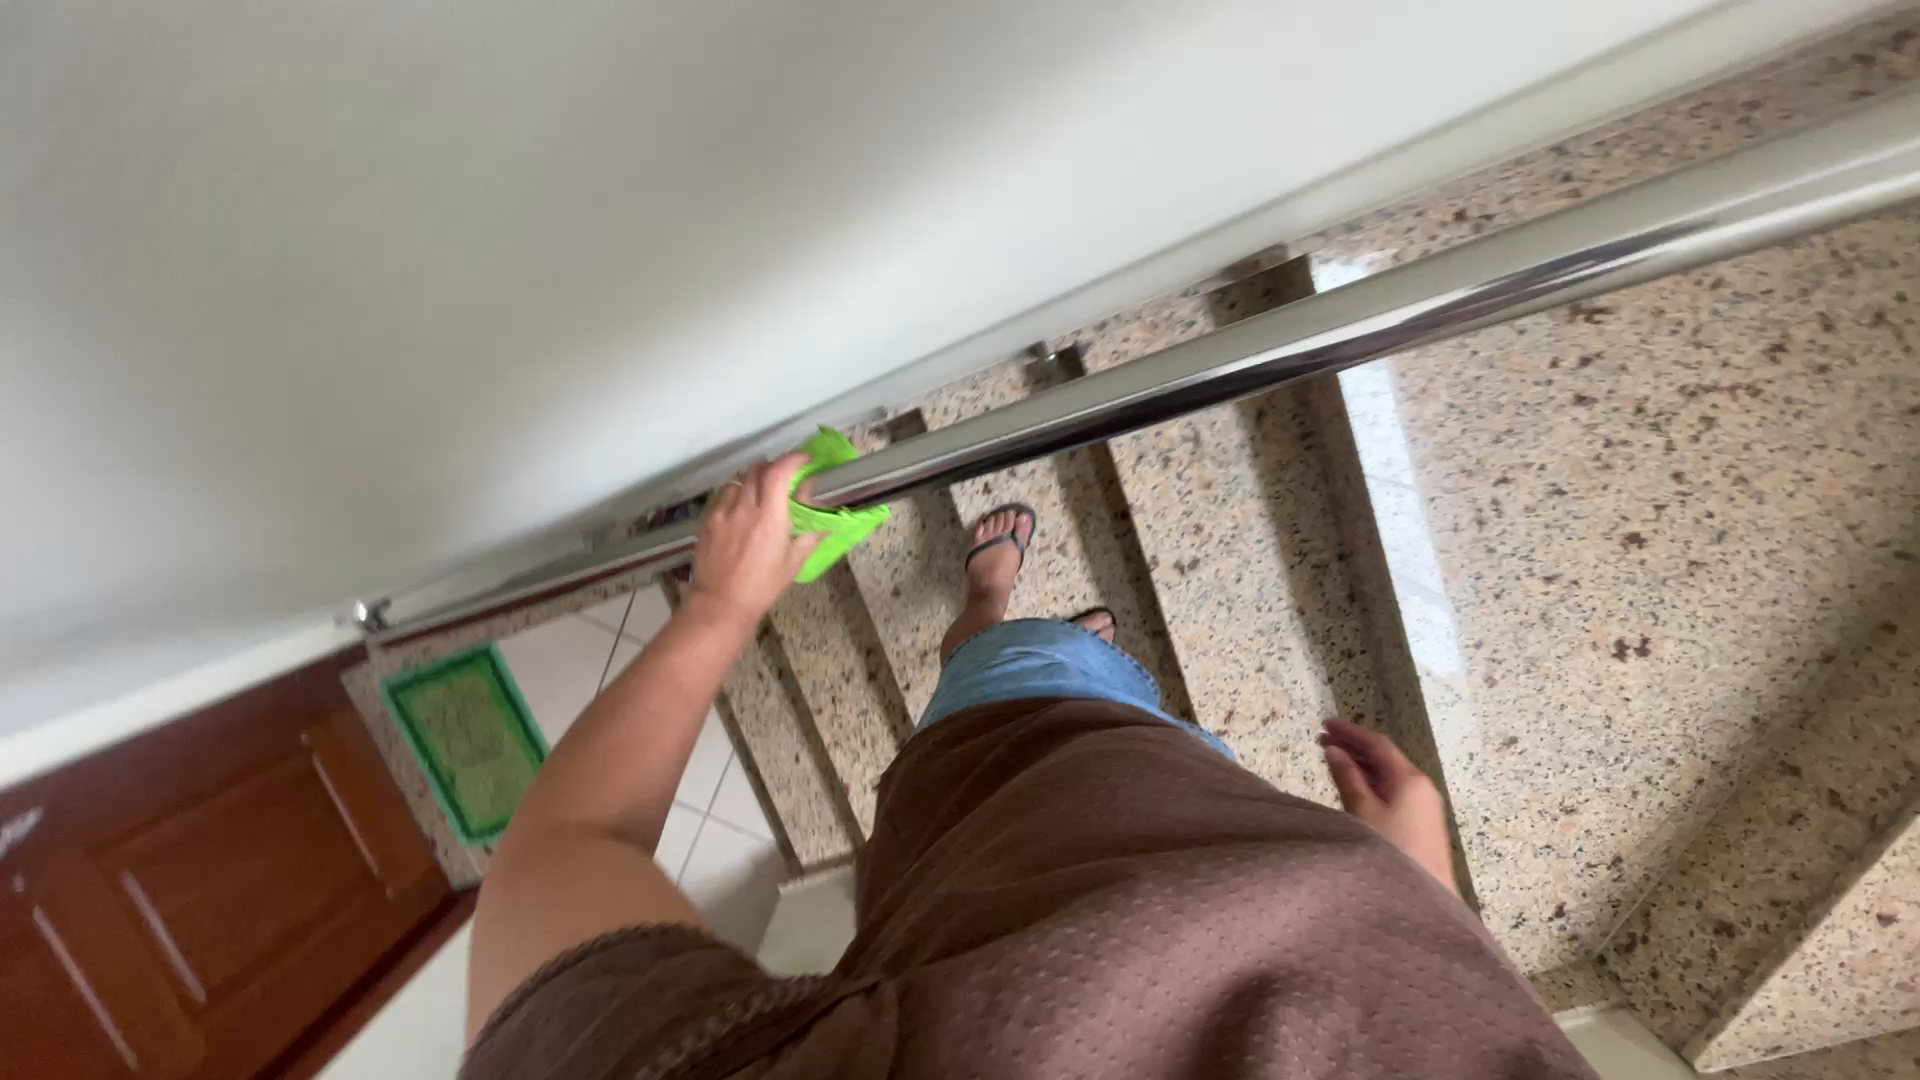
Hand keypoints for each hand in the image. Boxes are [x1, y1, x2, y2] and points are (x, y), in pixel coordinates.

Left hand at [687, 452, 822, 625]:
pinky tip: (741, 507)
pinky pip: (723, 494)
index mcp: (770, 518)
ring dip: (754, 479)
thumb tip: (826, 515)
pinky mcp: (707, 519)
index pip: (779, 472)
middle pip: (758, 469)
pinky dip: (736, 492)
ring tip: (762, 492)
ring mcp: (722, 512)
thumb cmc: (763, 585)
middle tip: (785, 477)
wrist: (721, 603)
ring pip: (739, 479)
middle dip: (774, 467)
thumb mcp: (794, 561)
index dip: (793, 459)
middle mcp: (744, 508)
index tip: (804, 460)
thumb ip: (811, 531)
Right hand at [1319, 718, 1458, 895]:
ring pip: (1388, 773)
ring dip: (1360, 763)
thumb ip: (1347, 776)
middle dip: (1353, 746)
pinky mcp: (1421, 821)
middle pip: (1385, 757)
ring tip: (1332, 758)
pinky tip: (1353, 784)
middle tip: (1323, 739)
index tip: (1324, 724)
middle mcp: (1421, 786)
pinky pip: (1392, 788)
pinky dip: (1370, 780)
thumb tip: (1333, 750)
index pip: (1377, 743)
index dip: (1350, 731)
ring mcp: (1423, 805)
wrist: (1427, 896)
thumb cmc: (1390, 848)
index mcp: (1409, 778)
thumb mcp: (1362, 809)